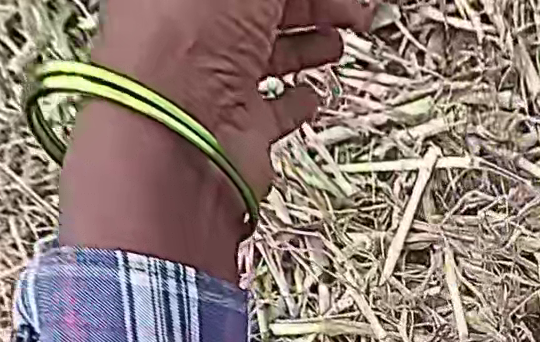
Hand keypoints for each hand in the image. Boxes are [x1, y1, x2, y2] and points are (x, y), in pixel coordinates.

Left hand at [91, 0, 374, 197]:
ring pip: (274, 55)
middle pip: (267, 8)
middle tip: (355, 6)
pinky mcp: (243, 127)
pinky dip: (297, 103)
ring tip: (338, 40)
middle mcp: (202, 28)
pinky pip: (275, 111)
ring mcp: (223, 80)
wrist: (185, 132)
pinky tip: (313, 94)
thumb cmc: (188, 37)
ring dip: (309, 46)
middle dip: (314, 3)